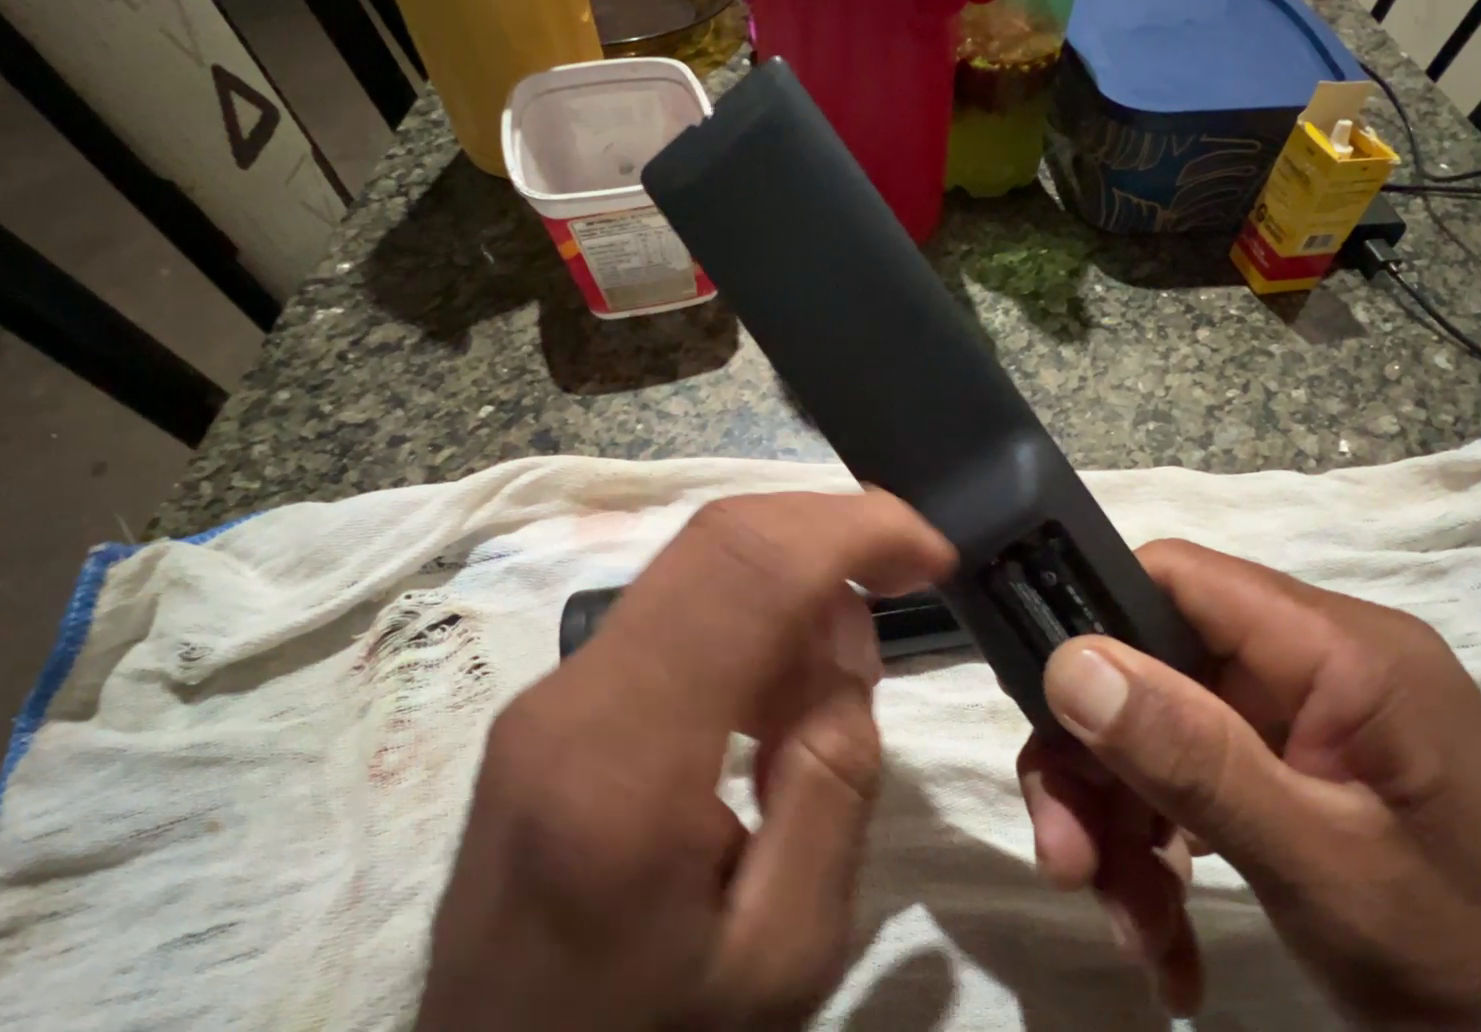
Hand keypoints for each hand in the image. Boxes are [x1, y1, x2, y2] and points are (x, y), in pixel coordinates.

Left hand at [417, 491, 953, 1030]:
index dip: (854, 530)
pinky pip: (668, 618)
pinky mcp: (552, 706)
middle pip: (713, 541)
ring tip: (840, 674)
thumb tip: (840, 637)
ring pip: (692, 570)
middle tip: (903, 579)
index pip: (746, 570)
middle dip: (828, 531)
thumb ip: (832, 784)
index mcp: (625, 759)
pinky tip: (777, 695)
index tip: (931, 554)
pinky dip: (747, 619)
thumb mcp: (787, 950)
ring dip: (790, 581)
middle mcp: (570, 697)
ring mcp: (549, 694)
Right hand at [1020, 539, 1480, 1028]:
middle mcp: (1309, 670)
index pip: (1176, 576)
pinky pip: (1191, 794)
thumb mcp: (1323, 863)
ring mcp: (1298, 729)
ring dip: (1122, 833)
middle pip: (1148, 674)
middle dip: (1094, 768)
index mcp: (1336, 650)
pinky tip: (1167, 947)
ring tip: (1136, 934)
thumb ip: (1195, 758)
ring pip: (1156, 743)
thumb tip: (1070, 662)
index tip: (1033, 706)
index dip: (1090, 618)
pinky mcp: (1290, 782)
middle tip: (1066, 862)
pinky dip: (1159, 864)